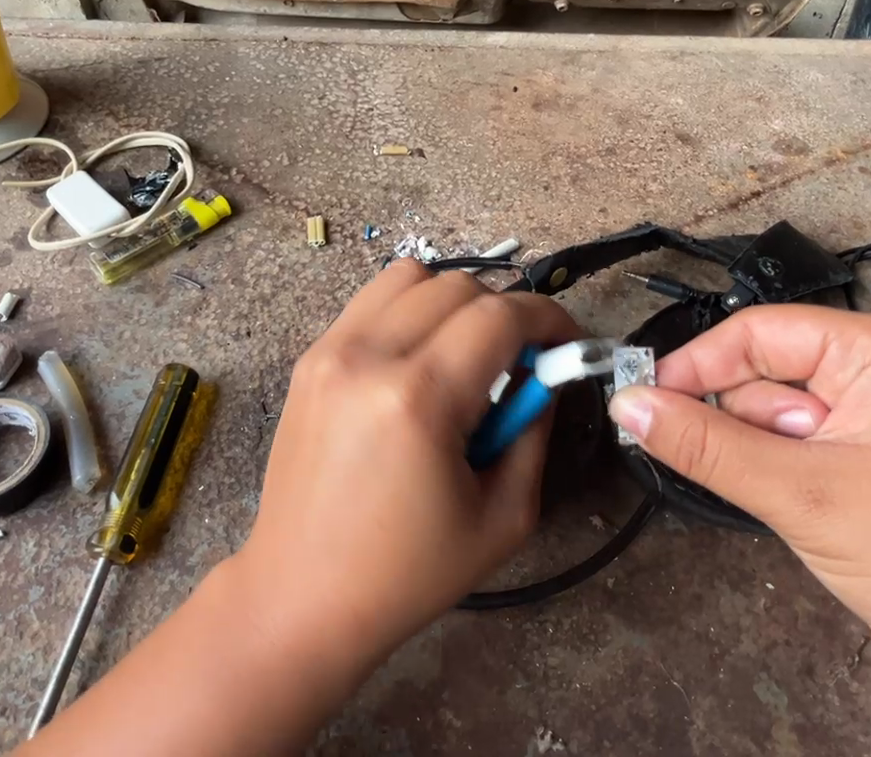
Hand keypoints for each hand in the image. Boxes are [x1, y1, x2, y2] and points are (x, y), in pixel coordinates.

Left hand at [234, 260, 580, 668]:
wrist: (300, 595)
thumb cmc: (408, 573)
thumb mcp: (503, 515)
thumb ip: (533, 427)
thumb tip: (545, 372)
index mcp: (419, 398)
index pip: (500, 316)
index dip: (549, 319)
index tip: (569, 344)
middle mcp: (368, 355)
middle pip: (459, 285)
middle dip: (507, 313)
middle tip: (520, 362)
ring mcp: (330, 349)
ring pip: (412, 276)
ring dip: (455, 301)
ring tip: (466, 353)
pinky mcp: (309, 357)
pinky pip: (373, 300)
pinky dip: (410, 310)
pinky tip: (419, 358)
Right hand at [607, 304, 870, 756]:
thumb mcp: (803, 495)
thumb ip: (705, 444)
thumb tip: (625, 404)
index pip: (761, 331)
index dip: (697, 365)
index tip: (641, 403)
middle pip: (767, 370)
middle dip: (741, 420)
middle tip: (733, 467)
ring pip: (778, 413)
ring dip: (764, 454)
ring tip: (800, 503)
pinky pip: (801, 444)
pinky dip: (782, 472)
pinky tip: (808, 509)